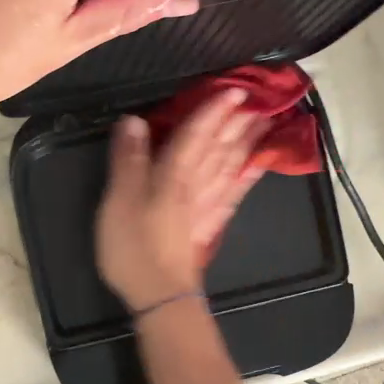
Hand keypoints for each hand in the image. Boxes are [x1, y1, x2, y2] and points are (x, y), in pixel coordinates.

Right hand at [96, 89, 268, 310]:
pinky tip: (258, 165)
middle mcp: (196, 184)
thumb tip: (135, 120)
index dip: (213, 110)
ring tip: (265, 120)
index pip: (195, 134)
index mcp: (172, 174)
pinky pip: (234, 193)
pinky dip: (248, 176)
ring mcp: (207, 205)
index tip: (235, 88)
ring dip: (247, 142)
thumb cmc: (133, 246)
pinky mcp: (211, 225)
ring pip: (230, 165)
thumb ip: (128, 159)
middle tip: (258, 97)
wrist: (160, 295)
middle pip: (219, 146)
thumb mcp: (118, 200)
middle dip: (236, 121)